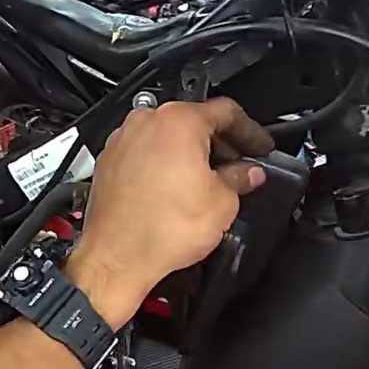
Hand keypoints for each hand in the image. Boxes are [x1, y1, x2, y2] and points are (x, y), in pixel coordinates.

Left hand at [65, 99, 272, 327]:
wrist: (117, 257)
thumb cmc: (160, 230)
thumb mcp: (222, 203)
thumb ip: (239, 179)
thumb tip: (246, 174)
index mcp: (178, 121)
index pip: (226, 112)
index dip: (251, 131)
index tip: (260, 147)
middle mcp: (146, 123)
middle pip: (194, 122)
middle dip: (221, 144)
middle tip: (240, 166)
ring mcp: (123, 141)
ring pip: (167, 137)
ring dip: (191, 154)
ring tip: (210, 181)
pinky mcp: (109, 162)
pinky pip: (145, 154)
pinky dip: (164, 165)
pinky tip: (177, 189)